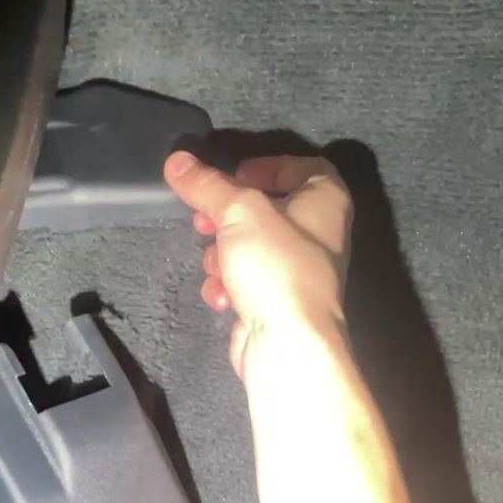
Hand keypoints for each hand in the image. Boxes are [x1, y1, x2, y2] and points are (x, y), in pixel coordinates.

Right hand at [163, 151, 352, 381]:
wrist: (287, 342)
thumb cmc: (276, 265)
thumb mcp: (237, 212)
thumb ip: (207, 185)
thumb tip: (177, 161)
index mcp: (325, 200)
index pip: (300, 167)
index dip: (265, 166)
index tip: (232, 176)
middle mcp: (317, 234)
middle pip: (265, 210)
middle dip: (228, 216)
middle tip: (203, 218)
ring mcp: (295, 273)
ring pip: (249, 249)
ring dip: (223, 256)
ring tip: (216, 264)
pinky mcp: (275, 304)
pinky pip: (245, 283)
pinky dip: (229, 287)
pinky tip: (223, 298)